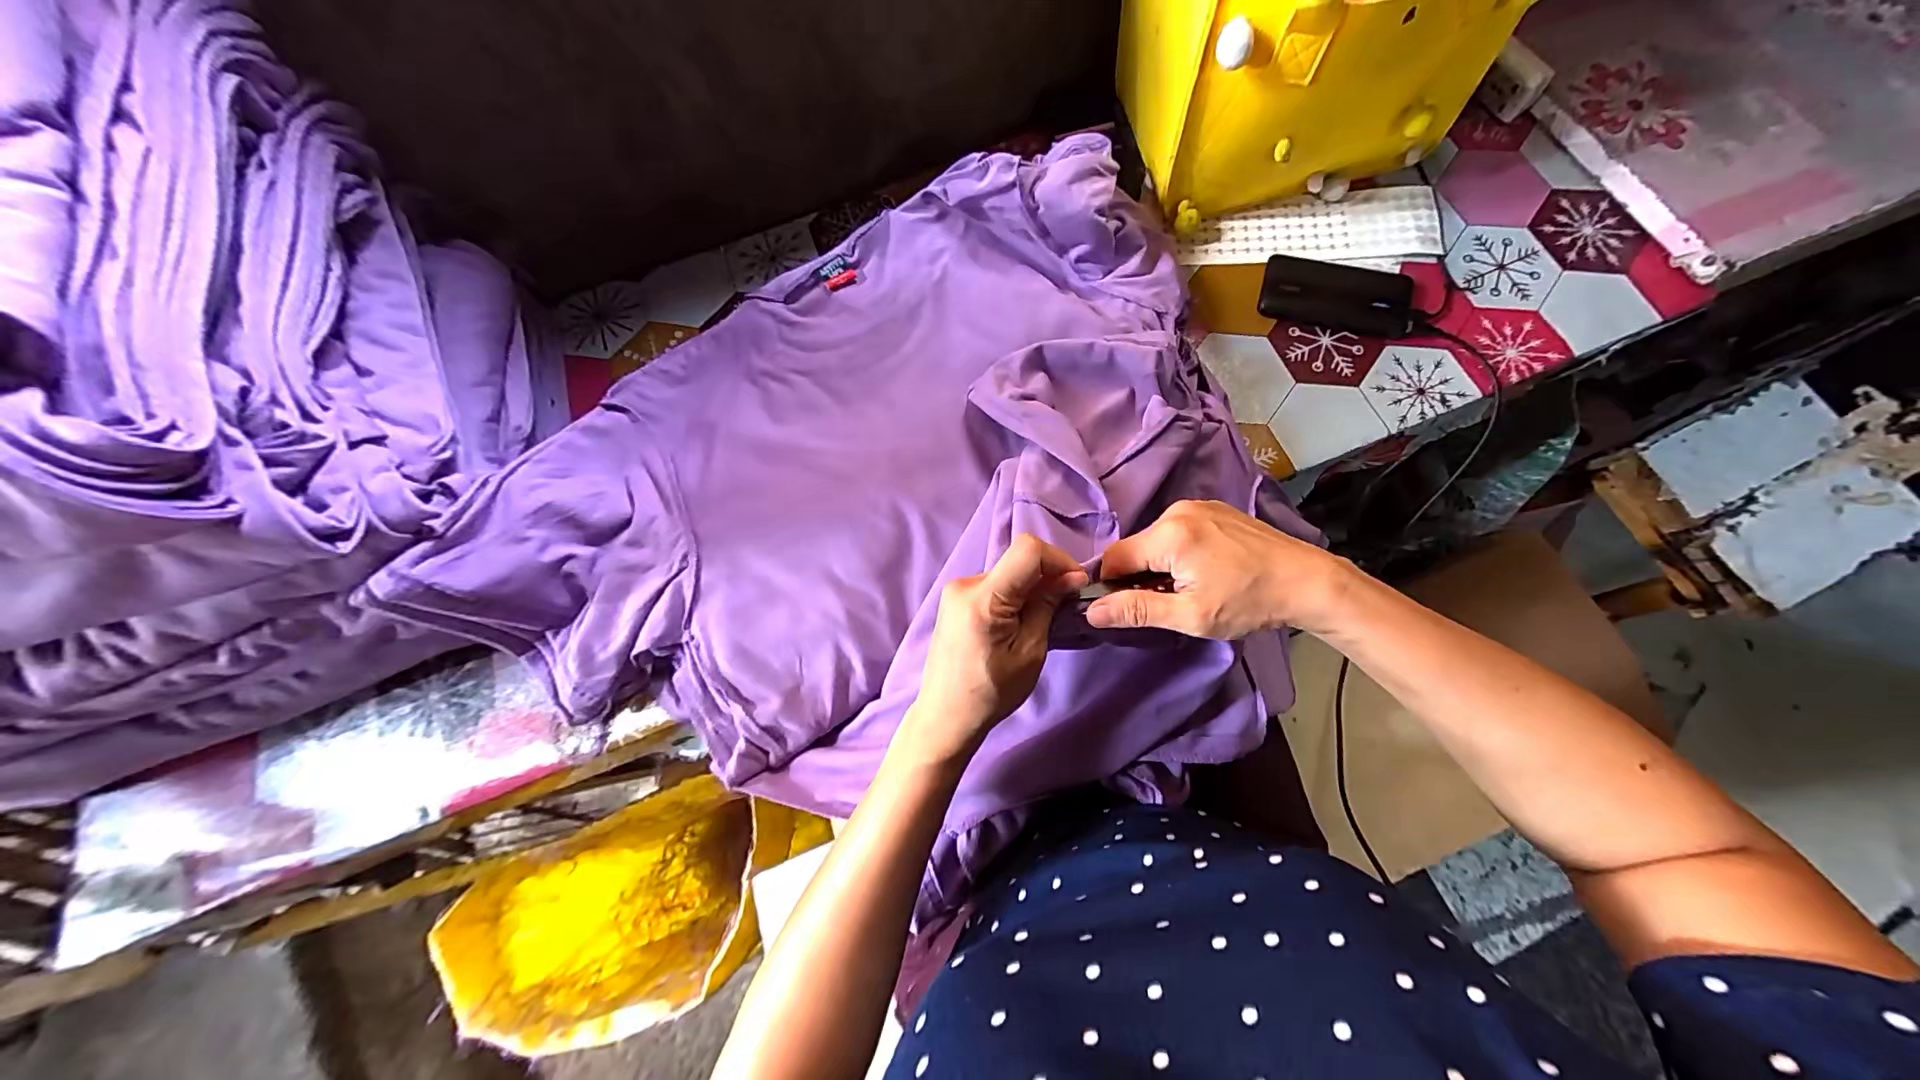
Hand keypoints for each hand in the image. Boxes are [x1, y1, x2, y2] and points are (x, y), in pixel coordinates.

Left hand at [904, 535, 1088, 763]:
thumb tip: (1072, 577)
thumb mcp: (1030, 651)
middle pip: (1018, 561)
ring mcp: (956, 591)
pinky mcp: (955, 600)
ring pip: (1008, 572)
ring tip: (1042, 616)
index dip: (1058, 560)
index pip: (1027, 550)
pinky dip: (1014, 594)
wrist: (946, 714)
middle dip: (1047, 576)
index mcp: (983, 598)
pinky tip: (1020, 620)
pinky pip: (994, 584)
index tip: (1076, 583)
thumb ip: (1047, 606)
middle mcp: (965, 585)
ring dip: (1030, 587)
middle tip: (1065, 603)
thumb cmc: (991, 692)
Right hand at [1085, 500, 1353, 638]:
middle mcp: (1177, 511)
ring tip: (1194, 587)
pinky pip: (1177, 531)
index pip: (1113, 558)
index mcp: (1168, 534)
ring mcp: (1197, 506)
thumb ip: (1137, 610)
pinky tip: (1206, 570)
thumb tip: (1092, 612)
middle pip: (1135, 547)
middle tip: (1172, 601)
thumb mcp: (1190, 615)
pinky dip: (1178, 552)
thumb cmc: (1249, 602)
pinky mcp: (1213, 509)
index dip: (1113, 586)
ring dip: (1161, 565)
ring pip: (1155, 540)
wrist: (1308, 581)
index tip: (1134, 607)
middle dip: (1141, 576)